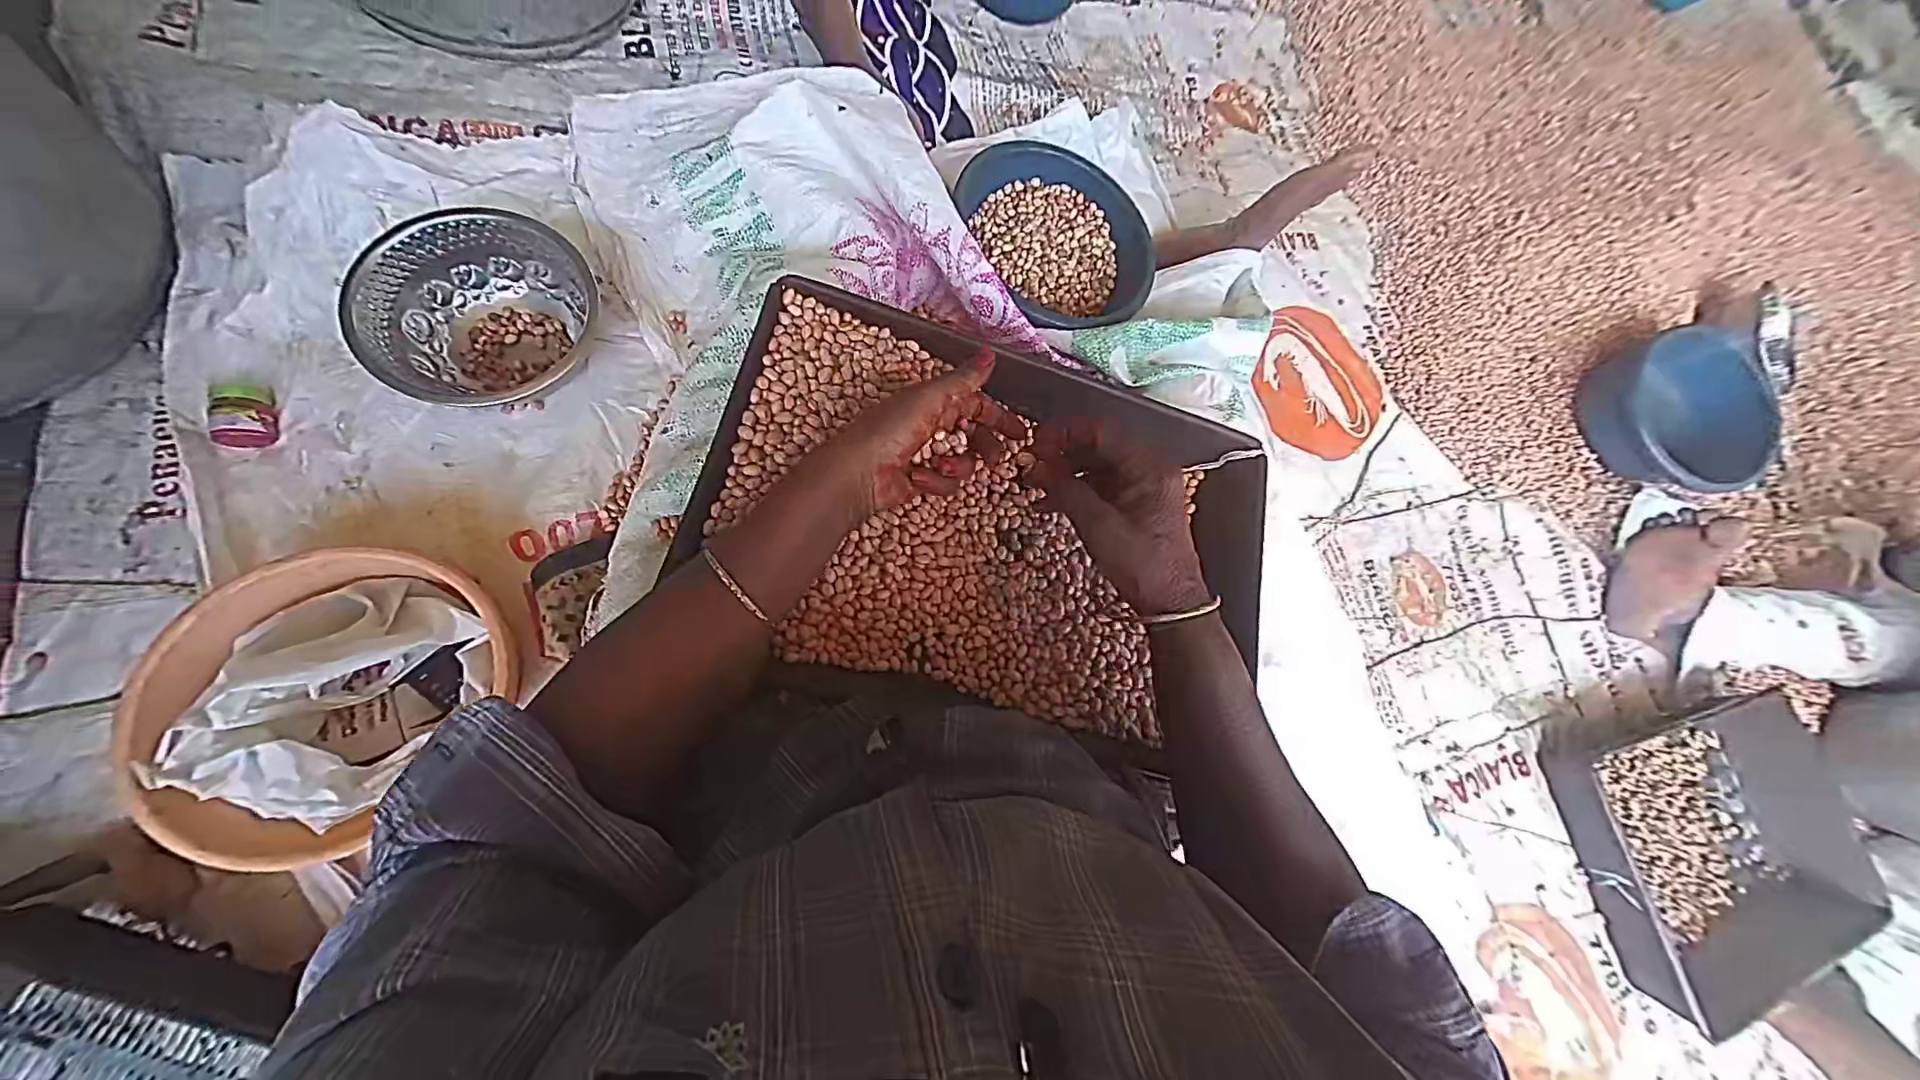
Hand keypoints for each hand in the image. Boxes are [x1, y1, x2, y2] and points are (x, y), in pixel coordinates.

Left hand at [804, 349, 1028, 518]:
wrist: (859, 473)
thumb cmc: (887, 430)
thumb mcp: (930, 398)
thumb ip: (964, 380)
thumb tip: (990, 354)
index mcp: (934, 401)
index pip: (974, 405)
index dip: (997, 417)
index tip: (1019, 432)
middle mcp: (931, 426)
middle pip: (973, 436)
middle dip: (985, 447)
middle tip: (996, 458)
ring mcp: (927, 454)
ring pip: (963, 462)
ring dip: (956, 466)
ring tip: (940, 465)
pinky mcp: (922, 480)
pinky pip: (946, 483)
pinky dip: (936, 482)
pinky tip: (918, 478)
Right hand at [1027, 419, 1212, 615]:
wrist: (1169, 602)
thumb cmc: (1142, 564)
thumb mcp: (1098, 525)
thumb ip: (1066, 490)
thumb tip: (1037, 467)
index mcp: (1149, 467)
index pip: (1102, 432)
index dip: (1065, 433)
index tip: (1037, 441)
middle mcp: (1150, 470)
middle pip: (1099, 447)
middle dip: (1062, 454)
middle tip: (1032, 463)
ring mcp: (1144, 488)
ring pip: (1098, 467)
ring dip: (1066, 473)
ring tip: (1035, 484)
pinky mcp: (1136, 505)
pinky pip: (1102, 486)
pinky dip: (1077, 490)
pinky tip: (1051, 502)